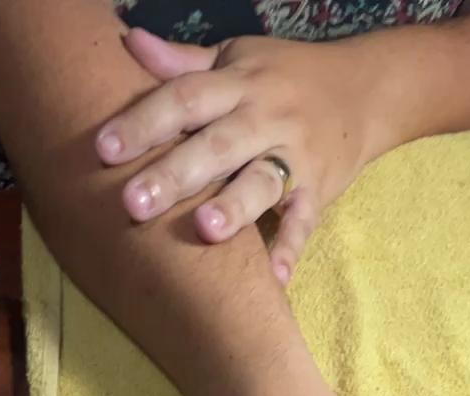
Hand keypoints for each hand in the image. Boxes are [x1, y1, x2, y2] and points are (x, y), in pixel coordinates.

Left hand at [97, 29, 386, 283]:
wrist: (365, 92)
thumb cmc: (286, 79)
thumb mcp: (238, 61)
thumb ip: (185, 64)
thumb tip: (128, 43)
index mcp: (238, 84)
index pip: (184, 98)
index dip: (144, 122)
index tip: (104, 149)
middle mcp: (265, 117)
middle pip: (216, 145)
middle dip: (174, 174)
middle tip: (132, 204)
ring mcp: (295, 156)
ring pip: (261, 181)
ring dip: (234, 206)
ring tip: (205, 230)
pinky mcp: (318, 191)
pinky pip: (303, 221)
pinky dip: (291, 248)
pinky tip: (275, 279)